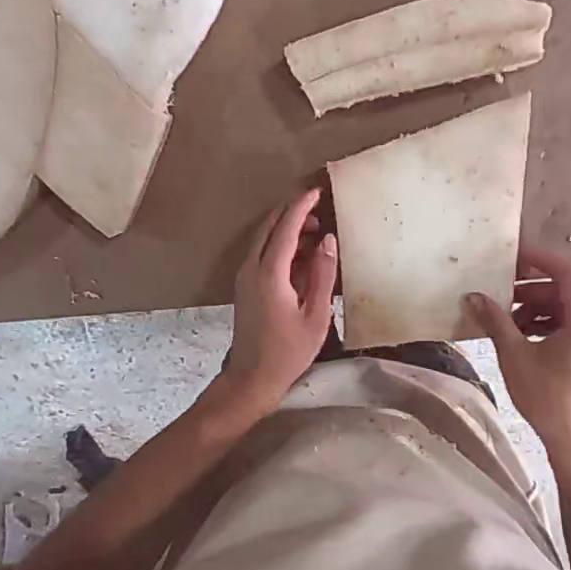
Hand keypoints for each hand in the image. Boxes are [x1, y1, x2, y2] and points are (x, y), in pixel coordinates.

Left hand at [215, 187, 336, 417]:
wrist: (252, 378)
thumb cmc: (288, 352)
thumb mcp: (316, 315)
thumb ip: (322, 274)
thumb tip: (327, 240)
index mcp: (269, 274)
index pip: (285, 228)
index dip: (301, 206)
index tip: (317, 191)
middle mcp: (251, 270)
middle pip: (268, 227)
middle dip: (292, 213)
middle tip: (319, 211)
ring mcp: (244, 279)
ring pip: (262, 240)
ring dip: (285, 230)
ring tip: (315, 234)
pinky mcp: (244, 288)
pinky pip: (260, 255)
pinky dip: (279, 247)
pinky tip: (300, 257)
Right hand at [465, 249, 570, 464]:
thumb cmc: (548, 397)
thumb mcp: (515, 355)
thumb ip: (495, 321)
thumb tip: (474, 297)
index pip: (567, 273)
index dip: (540, 260)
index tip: (514, 257)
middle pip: (567, 292)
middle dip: (532, 292)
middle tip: (500, 299)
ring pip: (570, 311)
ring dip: (538, 311)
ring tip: (508, 326)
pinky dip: (549, 326)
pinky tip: (524, 340)